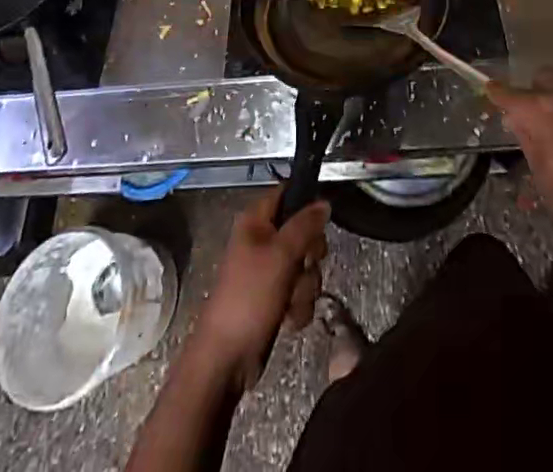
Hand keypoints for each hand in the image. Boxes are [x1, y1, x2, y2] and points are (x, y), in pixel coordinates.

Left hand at [189, 189, 328, 390]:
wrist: (227, 357)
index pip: (286, 194)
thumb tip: (324, 202)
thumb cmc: (249, 297)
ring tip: (290, 301)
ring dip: (305, 286)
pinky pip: (301, 291)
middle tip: (303, 265)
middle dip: (310, 256)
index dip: (306, 202)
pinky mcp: (276, 297)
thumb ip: (305, 226)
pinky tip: (288, 318)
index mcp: (255, 222)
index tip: (322, 220)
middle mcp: (262, 241)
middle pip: (304, 232)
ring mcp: (269, 271)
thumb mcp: (280, 255)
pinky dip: (299, 305)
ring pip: (306, 266)